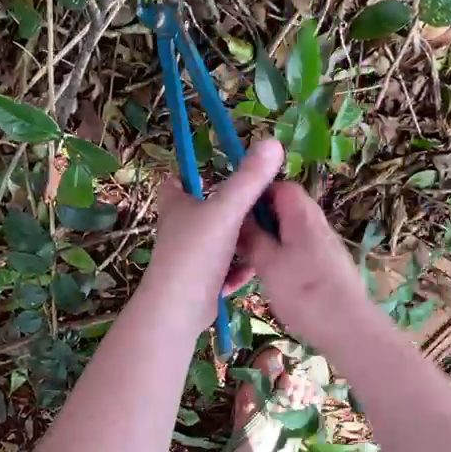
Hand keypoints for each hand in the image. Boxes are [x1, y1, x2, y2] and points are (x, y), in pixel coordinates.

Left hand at [146, 139, 284, 327]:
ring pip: (221, 242)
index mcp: (176, 205)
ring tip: (262, 242)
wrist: (179, 309)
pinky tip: (249, 272)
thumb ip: (249, 179)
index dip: (193, 175)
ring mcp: (189, 257)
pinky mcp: (200, 282)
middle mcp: (179, 228)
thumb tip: (274, 142)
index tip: (219, 173)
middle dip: (233, 211)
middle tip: (260, 207)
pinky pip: (225, 269)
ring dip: (241, 243)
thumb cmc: (196, 253)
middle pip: (208, 211)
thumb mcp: (226, 210)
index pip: (177, 181)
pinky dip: (238, 270)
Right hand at [238, 181, 384, 348]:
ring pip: (284, 240)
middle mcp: (314, 226)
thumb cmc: (304, 291)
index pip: (279, 187)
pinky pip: (292, 258)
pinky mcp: (323, 270)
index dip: (255, 194)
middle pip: (280, 214)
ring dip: (260, 251)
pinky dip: (274, 266)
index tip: (232, 211)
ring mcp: (321, 249)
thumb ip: (252, 238)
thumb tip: (238, 217)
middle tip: (229, 245)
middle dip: (253, 227)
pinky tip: (258, 286)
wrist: (348, 328)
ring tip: (236, 274)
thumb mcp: (268, 263)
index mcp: (302, 216)